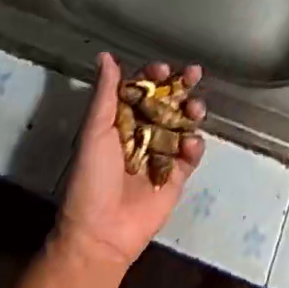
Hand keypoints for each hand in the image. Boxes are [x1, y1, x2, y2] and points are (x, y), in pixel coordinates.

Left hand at [54, 54, 205, 269]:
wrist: (101, 232)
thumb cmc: (92, 177)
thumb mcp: (95, 131)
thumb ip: (106, 93)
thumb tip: (106, 55)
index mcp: (121, 118)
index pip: (141, 88)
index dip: (153, 76)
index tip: (163, 70)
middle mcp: (143, 131)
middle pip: (166, 101)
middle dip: (181, 85)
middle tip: (194, 73)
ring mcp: (161, 153)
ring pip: (182, 124)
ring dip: (192, 111)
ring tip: (196, 107)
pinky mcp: (176, 176)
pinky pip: (190, 155)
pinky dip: (194, 146)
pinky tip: (191, 143)